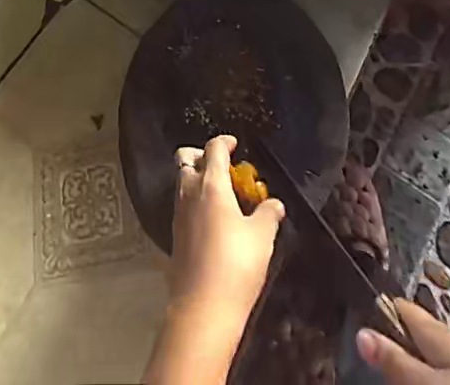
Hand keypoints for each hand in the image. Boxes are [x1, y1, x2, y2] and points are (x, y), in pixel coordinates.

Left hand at [170, 135, 284, 322]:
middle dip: (202, 155)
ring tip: (223, 195)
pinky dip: (195, 200)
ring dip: (198, 178)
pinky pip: (183, 204)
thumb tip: (274, 203)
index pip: (214, 149)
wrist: (203, 307)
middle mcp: (189, 192)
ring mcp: (179, 212)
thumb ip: (268, 213)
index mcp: (211, 184)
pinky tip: (214, 220)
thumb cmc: (236, 265)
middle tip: (223, 167)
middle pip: (186, 158)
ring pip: (183, 181)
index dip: (224, 142)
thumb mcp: (262, 236)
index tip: (234, 144)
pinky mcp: (175, 233)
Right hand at [355, 299, 449, 383]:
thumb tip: (360, 332)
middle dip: (395, 342)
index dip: (378, 311)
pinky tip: (425, 384)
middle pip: (416, 333)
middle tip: (373, 359)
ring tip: (395, 375)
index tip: (357, 321)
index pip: (400, 306)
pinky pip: (446, 374)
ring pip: (432, 357)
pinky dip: (432, 377)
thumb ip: (394, 359)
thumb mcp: (424, 383)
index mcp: (440, 332)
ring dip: (413, 363)